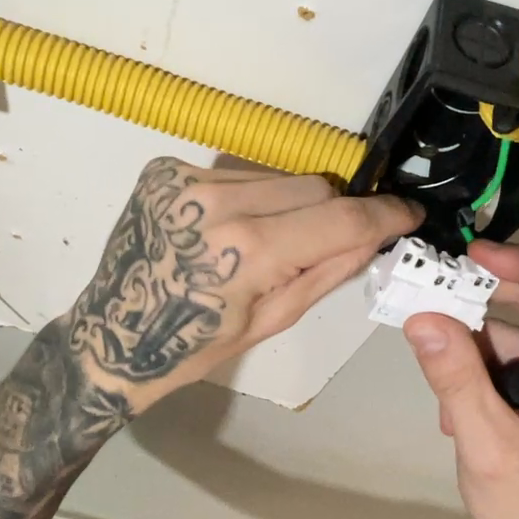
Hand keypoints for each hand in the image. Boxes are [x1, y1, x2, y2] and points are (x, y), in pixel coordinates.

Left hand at [67, 157, 420, 410]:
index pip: (340, 217)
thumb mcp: (271, 320)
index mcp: (247, 251)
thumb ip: (328, 270)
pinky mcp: (165, 171)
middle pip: (313, 186)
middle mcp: (217, 203)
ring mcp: (186, 181)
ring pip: (276, 177)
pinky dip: (247, 199)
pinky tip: (226, 231)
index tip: (407, 212)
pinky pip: (236, 175)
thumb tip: (375, 233)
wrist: (111, 337)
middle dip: (330, 212)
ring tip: (261, 244)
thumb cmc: (193, 347)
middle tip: (320, 245)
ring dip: (287, 204)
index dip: (383, 214)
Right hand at [402, 241, 518, 518]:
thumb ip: (456, 380)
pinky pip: (513, 355)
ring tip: (441, 362)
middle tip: (452, 273)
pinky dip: (478, 362)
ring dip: (480, 338)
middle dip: (503, 293)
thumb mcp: (485, 444)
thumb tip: (422, 319)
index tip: (483, 255)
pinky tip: (455, 401)